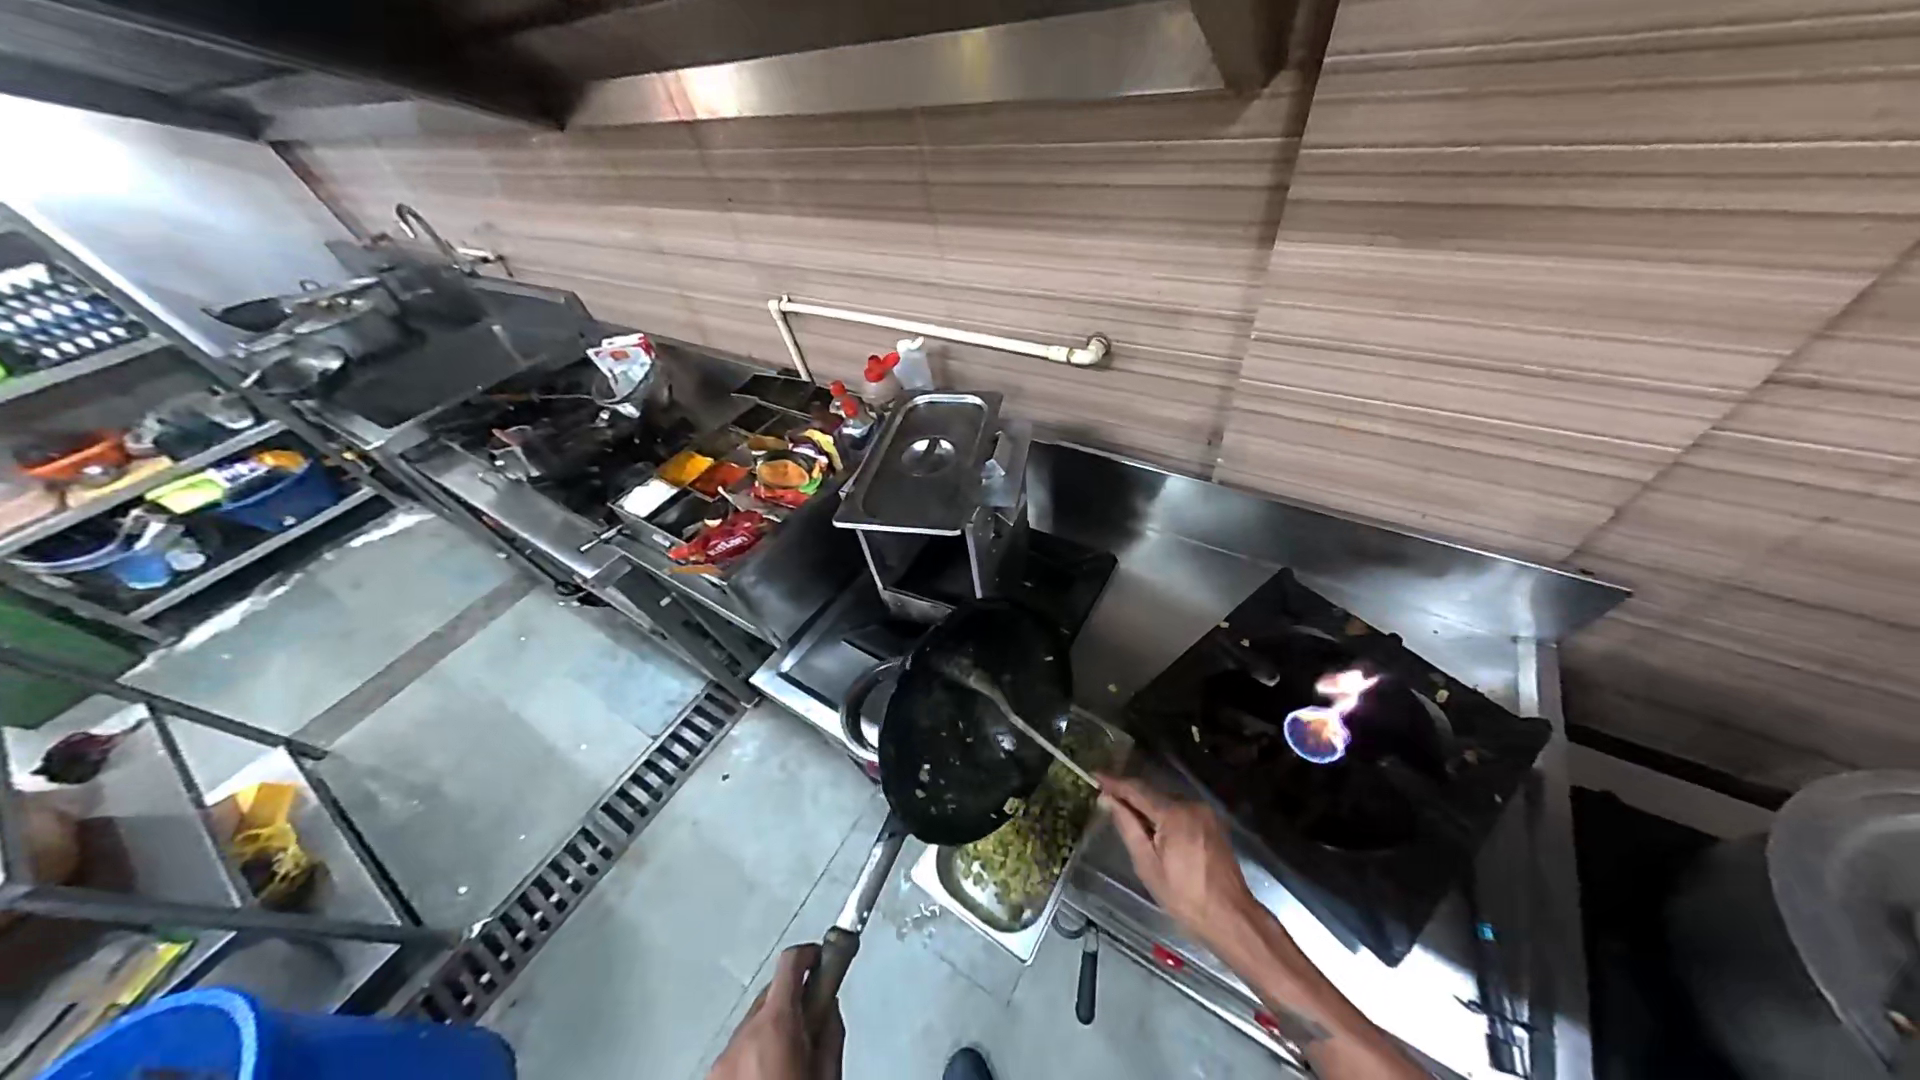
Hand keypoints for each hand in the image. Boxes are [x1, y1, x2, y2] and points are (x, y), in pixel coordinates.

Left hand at [707, 944, 844, 1079]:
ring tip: (787, 1063)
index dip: (809, 954)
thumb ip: (829, 1029)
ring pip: (751, 1025)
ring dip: (771, 1030)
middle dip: (792, 1000)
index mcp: (777, 1026)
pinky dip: (752, 1055)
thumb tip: (827, 1001)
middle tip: (812, 1022)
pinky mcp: (709, 1079)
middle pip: (770, 994)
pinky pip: (735, 1052)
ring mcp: (721, 1061)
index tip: (821, 958)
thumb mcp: (827, 1074)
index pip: (790, 964)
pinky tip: (766, 1078)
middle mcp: (743, 1036)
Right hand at [1098, 774, 1259, 951]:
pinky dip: (1164, 814)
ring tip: (1126, 815)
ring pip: (1167, 801)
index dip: (1114, 782)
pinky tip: (1154, 827)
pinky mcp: (1213, 824)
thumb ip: (1127, 826)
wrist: (1230, 917)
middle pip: (1153, 793)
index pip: (1137, 789)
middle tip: (1106, 799)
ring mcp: (1205, 813)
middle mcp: (1192, 805)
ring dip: (1147, 806)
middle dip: (1130, 795)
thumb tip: (1107, 799)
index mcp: (1174, 813)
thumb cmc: (1184, 896)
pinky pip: (1181, 811)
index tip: (1095, 775)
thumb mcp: (1147, 864)